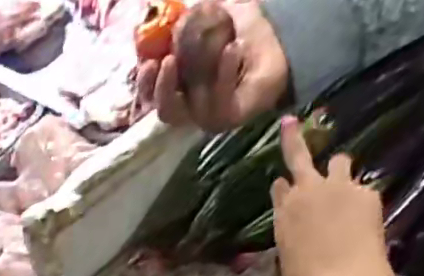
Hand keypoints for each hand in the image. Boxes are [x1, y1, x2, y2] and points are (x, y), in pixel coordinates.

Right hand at [134, 0, 287, 131]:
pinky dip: (225, 73)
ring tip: (206, 48)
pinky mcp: (232, 117)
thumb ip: (190, 15)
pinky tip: (233, 47)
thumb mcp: (212, 13)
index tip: (147, 62)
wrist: (277, 39)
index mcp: (181, 87)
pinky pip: (222, 101)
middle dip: (162, 90)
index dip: (146, 83)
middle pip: (166, 111)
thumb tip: (171, 8)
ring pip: (193, 109)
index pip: (153, 95)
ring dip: (197, 79)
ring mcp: (212, 115)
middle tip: (166, 61)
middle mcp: (193, 106)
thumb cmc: (242, 30)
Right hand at [270, 115, 390, 275]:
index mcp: (285, 210)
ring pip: (339, 162)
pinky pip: (363, 189)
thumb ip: (290, 233)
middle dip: (294, 137)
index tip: (284, 184)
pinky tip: (365, 222)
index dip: (283, 186)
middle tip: (291, 124)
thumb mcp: (288, 257)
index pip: (279, 186)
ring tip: (345, 187)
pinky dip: (362, 202)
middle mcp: (308, 189)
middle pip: (300, 155)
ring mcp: (339, 187)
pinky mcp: (366, 193)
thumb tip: (296, 225)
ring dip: (339, 170)